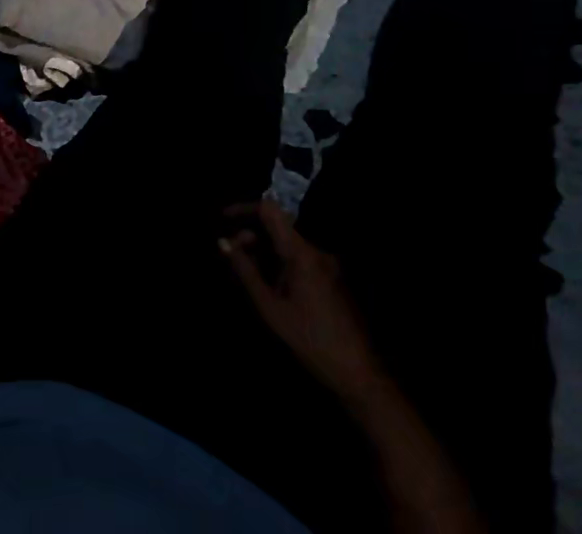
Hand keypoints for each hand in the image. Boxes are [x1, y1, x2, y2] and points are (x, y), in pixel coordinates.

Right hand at [221, 200, 380, 396]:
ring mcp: (326, 264)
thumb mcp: (269, 306)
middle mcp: (315, 250)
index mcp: (301, 252)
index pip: (270, 210)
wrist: (358, 372)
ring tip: (245, 273)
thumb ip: (245, 271)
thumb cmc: (309, 339)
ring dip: (263, 250)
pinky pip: (298, 259)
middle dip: (251, 234)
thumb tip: (223, 242)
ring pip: (287, 244)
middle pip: (278, 226)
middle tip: (231, 256)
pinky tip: (267, 285)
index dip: (244, 209)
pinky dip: (278, 263)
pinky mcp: (330, 278)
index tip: (223, 219)